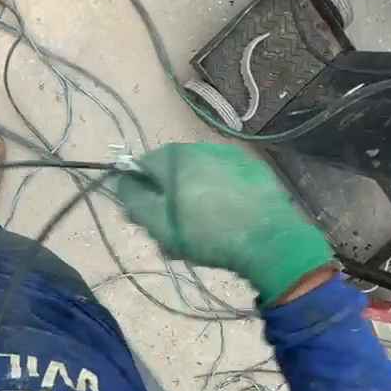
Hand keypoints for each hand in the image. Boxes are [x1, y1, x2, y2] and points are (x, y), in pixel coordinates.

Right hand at [115, 143, 333, 304]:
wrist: (270, 242)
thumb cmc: (208, 234)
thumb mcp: (160, 224)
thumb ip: (134, 200)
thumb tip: (121, 180)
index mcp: (177, 157)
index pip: (143, 164)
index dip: (138, 189)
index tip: (143, 215)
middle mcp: (203, 148)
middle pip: (172, 171)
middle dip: (166, 197)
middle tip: (171, 229)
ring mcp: (232, 157)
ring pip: (198, 175)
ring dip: (191, 197)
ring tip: (199, 229)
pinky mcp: (255, 171)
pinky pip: (224, 180)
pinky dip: (217, 195)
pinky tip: (225, 219)